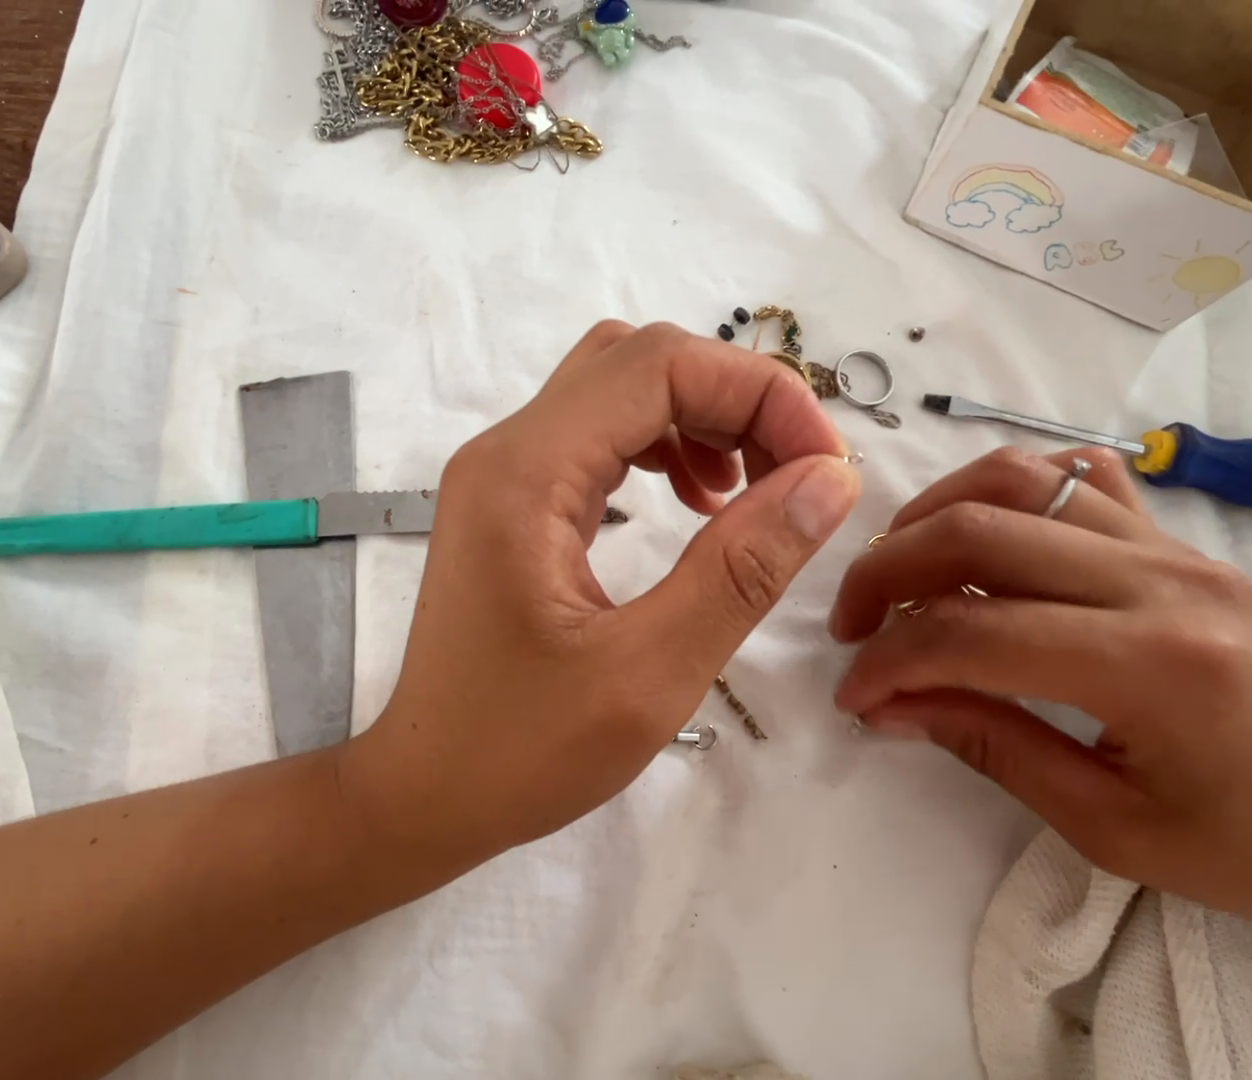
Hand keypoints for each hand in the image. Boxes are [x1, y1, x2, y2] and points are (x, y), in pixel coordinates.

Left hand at [342, 321, 858, 867]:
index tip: (824, 468)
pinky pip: (597, 437)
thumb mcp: (650, 672)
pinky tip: (697, 507)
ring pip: (618, 389)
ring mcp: (503, 473)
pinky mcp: (512, 502)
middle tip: (797, 476)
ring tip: (746, 494)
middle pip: (639, 362)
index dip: (759, 394)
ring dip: (699, 420)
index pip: (659, 364)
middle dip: (735, 400)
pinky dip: (661, 448)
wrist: (423, 792)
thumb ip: (744, 569)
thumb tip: (829, 478)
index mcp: (526, 474)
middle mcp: (506, 450)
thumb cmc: (521, 752)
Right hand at [827, 446, 1251, 957]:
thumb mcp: (1111, 828)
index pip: (968, 632)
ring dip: (934, 515)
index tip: (852, 697)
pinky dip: (1013, 489)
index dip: (886, 661)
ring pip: (1021, 479)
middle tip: (851, 627)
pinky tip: (987, 534)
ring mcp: (1178, 549)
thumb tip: (888, 704)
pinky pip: (1083, 479)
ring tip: (901, 570)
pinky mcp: (1184, 544)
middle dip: (884, 573)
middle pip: (976, 531)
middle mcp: (1161, 582)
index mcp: (1151, 668)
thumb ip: (988, 745)